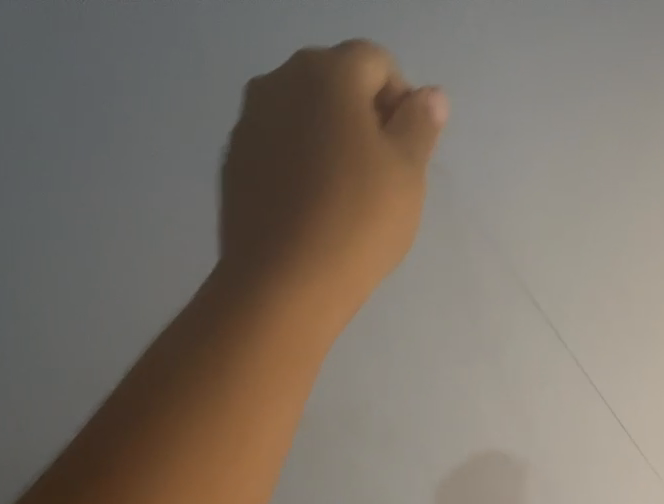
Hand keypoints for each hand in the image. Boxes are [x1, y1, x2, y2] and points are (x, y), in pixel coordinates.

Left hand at [219, 40, 447, 315]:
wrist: (284, 282)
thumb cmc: (358, 220)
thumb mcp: (408, 173)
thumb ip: (420, 125)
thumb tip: (429, 96)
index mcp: (328, 73)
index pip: (376, 62)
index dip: (401, 101)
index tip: (408, 152)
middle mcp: (280, 81)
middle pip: (334, 81)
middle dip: (363, 115)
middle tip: (383, 174)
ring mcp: (249, 121)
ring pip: (303, 114)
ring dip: (330, 138)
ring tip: (347, 195)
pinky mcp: (234, 162)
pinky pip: (278, 147)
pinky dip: (300, 163)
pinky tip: (314, 209)